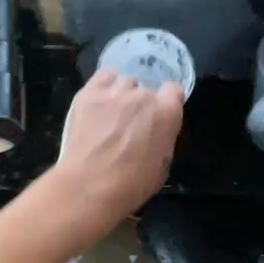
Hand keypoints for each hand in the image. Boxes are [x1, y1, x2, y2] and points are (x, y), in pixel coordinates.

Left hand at [49, 69, 183, 234]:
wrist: (90, 185)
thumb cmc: (131, 184)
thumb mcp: (162, 165)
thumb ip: (163, 138)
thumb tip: (156, 131)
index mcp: (167, 112)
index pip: (173, 90)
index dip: (166, 102)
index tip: (157, 115)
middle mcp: (144, 95)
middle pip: (145, 89)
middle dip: (140, 104)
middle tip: (128, 124)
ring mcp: (115, 91)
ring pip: (124, 83)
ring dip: (121, 95)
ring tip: (110, 115)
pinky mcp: (90, 92)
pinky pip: (103, 77)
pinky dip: (104, 86)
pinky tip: (99, 102)